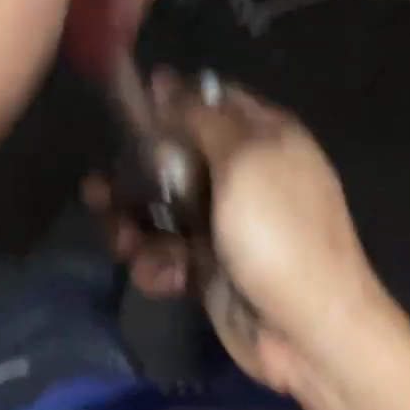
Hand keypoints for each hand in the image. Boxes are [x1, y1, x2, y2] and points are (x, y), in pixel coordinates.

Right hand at [87, 73, 381, 390]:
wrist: (307, 330)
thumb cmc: (279, 231)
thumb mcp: (244, 160)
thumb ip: (201, 118)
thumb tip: (167, 78)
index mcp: (264, 136)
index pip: (213, 100)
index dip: (173, 100)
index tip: (131, 104)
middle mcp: (244, 173)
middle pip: (177, 154)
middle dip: (137, 171)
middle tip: (102, 187)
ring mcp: (226, 221)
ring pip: (162, 207)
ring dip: (135, 223)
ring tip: (121, 238)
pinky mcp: (209, 264)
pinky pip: (168, 250)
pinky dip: (160, 262)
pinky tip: (167, 275)